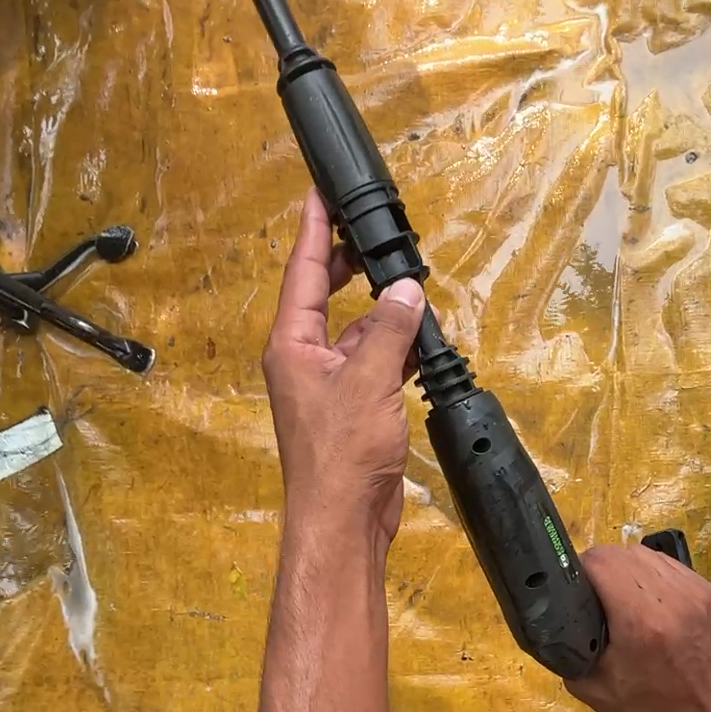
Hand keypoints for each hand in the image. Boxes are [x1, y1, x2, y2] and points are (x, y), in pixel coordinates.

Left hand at [264, 189, 424, 548]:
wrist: (345, 517)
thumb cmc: (342, 454)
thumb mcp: (369, 380)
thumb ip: (389, 330)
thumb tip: (405, 291)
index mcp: (292, 344)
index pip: (303, 273)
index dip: (314, 230)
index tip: (321, 194)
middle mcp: (306, 359)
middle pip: (327, 298)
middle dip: (351, 268)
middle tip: (376, 237)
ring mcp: (330, 385)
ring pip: (357, 334)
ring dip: (382, 316)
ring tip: (412, 289)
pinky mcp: (354, 408)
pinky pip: (374, 365)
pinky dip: (394, 351)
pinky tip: (417, 342)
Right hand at [566, 544, 710, 711]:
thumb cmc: (649, 708)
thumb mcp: (591, 686)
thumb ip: (568, 645)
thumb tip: (554, 615)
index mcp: (640, 619)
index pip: (601, 562)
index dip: (581, 570)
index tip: (576, 587)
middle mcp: (671, 597)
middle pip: (621, 553)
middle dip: (600, 568)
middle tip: (594, 594)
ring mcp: (695, 590)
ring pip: (646, 553)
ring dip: (626, 567)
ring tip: (621, 595)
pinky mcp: (709, 591)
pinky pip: (669, 565)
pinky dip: (651, 574)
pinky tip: (648, 598)